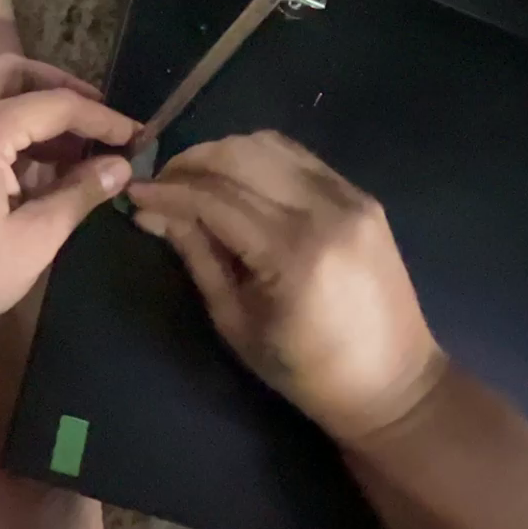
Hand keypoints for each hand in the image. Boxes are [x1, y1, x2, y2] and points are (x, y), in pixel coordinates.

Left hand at [0, 54, 140, 344]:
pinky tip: (31, 169)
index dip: (102, 119)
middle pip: (15, 75)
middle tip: (96, 123)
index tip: (136, 136)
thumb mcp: (33, 238)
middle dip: (61, 90)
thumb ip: (79, 194)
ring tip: (72, 153)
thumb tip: (121, 167)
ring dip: (32, 111)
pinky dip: (5, 129)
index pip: (55, 104)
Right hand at [126, 131, 444, 441]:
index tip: (133, 192)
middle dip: (189, 163)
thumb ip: (196, 255)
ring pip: (268, 145)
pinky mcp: (361, 196)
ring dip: (221, 154)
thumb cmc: (305, 369)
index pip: (213, 198)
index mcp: (292, 253)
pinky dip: (257, 158)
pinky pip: (297, 157)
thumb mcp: (234, 320)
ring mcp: (349, 197)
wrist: (394, 384)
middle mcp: (324, 211)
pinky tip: (237, 179)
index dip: (167, 191)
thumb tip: (151, 212)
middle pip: (239, 155)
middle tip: (160, 183)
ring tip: (193, 178)